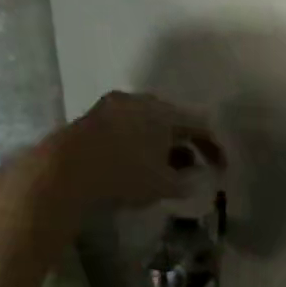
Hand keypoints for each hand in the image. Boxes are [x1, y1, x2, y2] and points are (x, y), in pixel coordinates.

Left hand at [61, 91, 226, 207]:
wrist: (63, 172)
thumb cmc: (125, 176)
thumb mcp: (166, 185)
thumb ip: (188, 180)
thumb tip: (196, 175)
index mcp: (165, 112)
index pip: (201, 126)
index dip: (215, 149)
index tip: (221, 169)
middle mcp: (141, 101)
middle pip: (174, 120)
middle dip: (187, 144)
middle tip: (195, 166)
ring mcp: (114, 106)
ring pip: (150, 123)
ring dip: (163, 144)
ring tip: (168, 168)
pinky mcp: (93, 117)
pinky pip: (129, 127)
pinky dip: (142, 143)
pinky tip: (142, 162)